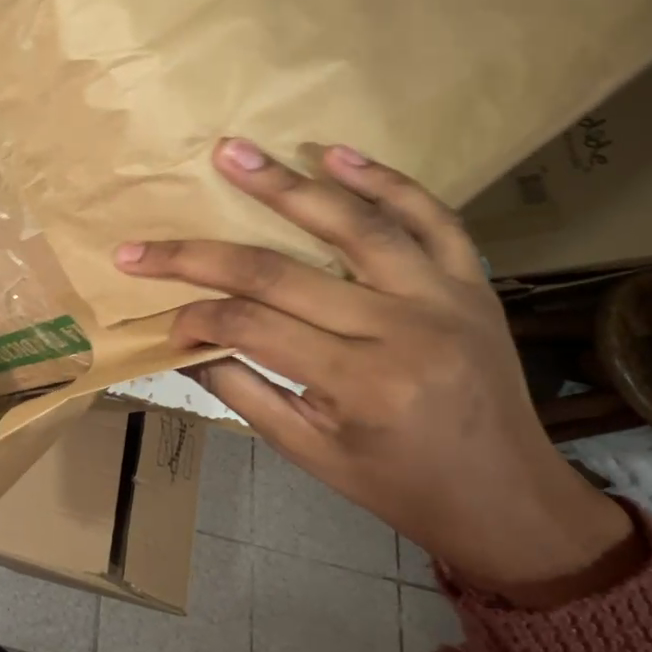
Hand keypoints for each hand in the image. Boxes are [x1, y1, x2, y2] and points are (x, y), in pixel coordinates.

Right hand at [116, 139, 642, 608]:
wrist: (510, 498)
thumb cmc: (395, 482)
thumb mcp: (306, 450)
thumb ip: (240, 389)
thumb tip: (179, 344)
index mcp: (360, 381)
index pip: (249, 327)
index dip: (194, 319)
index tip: (163, 325)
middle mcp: (403, 330)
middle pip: (279, 272)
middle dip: (196, 256)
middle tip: (140, 246)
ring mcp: (444, 299)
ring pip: (354, 226)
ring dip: (285, 186)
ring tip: (232, 153)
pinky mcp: (471, 285)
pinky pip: (434, 220)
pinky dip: (386, 182)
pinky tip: (335, 154)